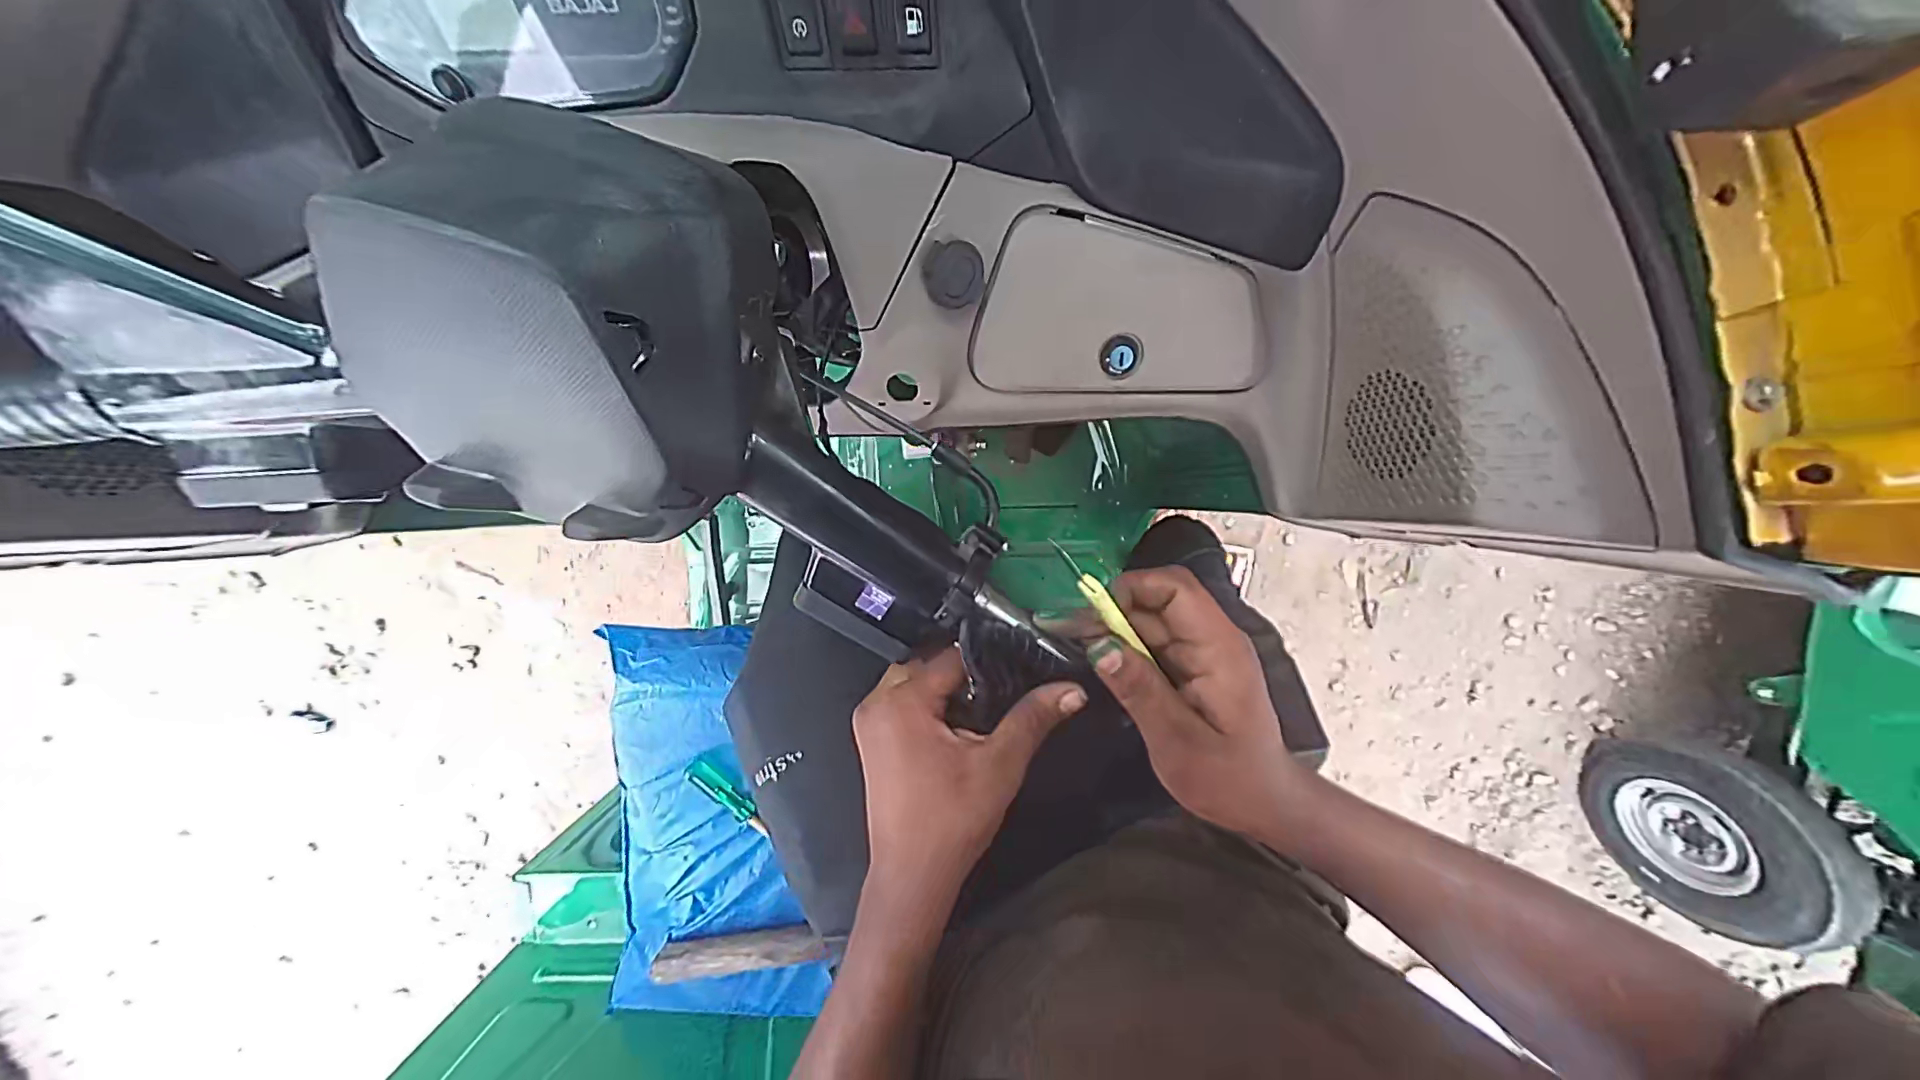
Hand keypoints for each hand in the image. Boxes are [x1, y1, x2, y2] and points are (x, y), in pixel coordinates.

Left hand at [852, 647, 1084, 896]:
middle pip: (927, 665)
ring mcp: (868, 723)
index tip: (1013, 670)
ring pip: (911, 682)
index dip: (985, 662)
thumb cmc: (952, 821)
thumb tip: (1071, 689)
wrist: (913, 875)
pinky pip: (899, 704)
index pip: (950, 658)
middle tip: (996, 695)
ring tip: (977, 711)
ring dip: (941, 690)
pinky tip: (954, 729)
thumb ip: (1033, 718)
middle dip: (961, 675)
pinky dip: (925, 707)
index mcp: (902, 701)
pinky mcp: (870, 741)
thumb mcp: (1000, 763)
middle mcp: (876, 704)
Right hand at [1081, 566, 1311, 836]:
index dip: (1131, 588)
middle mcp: (1211, 639)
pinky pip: (1152, 642)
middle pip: (1157, 599)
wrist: (1263, 803)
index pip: (1175, 588)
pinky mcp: (1190, 666)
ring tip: (1073, 640)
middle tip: (1066, 629)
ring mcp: (1201, 652)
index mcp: (1218, 647)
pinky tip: (1098, 658)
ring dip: (1112, 626)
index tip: (1090, 612)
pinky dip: (1123, 645)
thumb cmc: (1229, 778)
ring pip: (1150, 619)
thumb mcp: (1177, 741)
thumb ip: (1140, 690)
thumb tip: (1099, 647)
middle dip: (1111, 607)